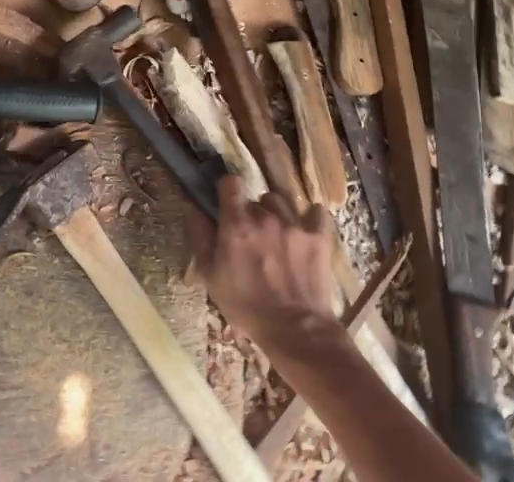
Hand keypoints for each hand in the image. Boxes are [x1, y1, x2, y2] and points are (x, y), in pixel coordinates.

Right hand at [188, 174, 336, 344]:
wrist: (295, 330)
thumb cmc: (245, 305)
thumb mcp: (210, 276)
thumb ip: (200, 237)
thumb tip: (195, 209)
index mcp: (237, 224)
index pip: (230, 183)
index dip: (227, 190)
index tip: (226, 203)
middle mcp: (266, 217)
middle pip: (256, 199)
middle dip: (251, 213)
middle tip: (250, 238)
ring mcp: (295, 226)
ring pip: (281, 203)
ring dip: (276, 214)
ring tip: (277, 236)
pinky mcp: (319, 238)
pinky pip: (316, 212)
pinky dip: (310, 217)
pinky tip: (305, 229)